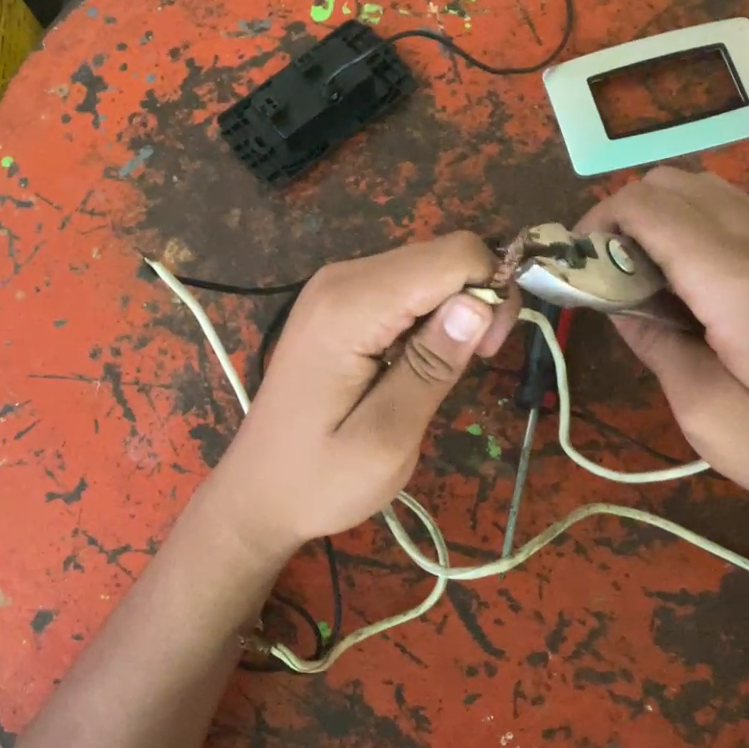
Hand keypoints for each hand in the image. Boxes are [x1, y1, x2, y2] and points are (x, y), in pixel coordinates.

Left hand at [193, 233, 516, 557]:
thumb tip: (480, 301)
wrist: (258, 492)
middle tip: (469, 367)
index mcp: (350, 306)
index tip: (487, 353)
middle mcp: (340, 280)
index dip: (491, 293)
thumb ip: (432, 366)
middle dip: (475, 301)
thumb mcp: (386, 437)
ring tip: (436, 374)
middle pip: (441, 257)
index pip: (453, 255)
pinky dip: (425, 319)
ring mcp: (334, 288)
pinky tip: (410, 365)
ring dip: (452, 313)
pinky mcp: (336, 303)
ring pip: (427, 270)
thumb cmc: (319, 479)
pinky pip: (402, 288)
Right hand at [577, 167, 748, 543]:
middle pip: (675, 183)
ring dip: (660, 217)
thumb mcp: (707, 415)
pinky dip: (695, 226)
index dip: (597, 222)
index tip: (573, 268)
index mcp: (735, 280)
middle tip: (602, 275)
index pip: (649, 206)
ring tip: (639, 277)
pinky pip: (738, 214)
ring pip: (708, 190)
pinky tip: (687, 283)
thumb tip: (616, 303)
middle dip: (622, 214)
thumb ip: (655, 346)